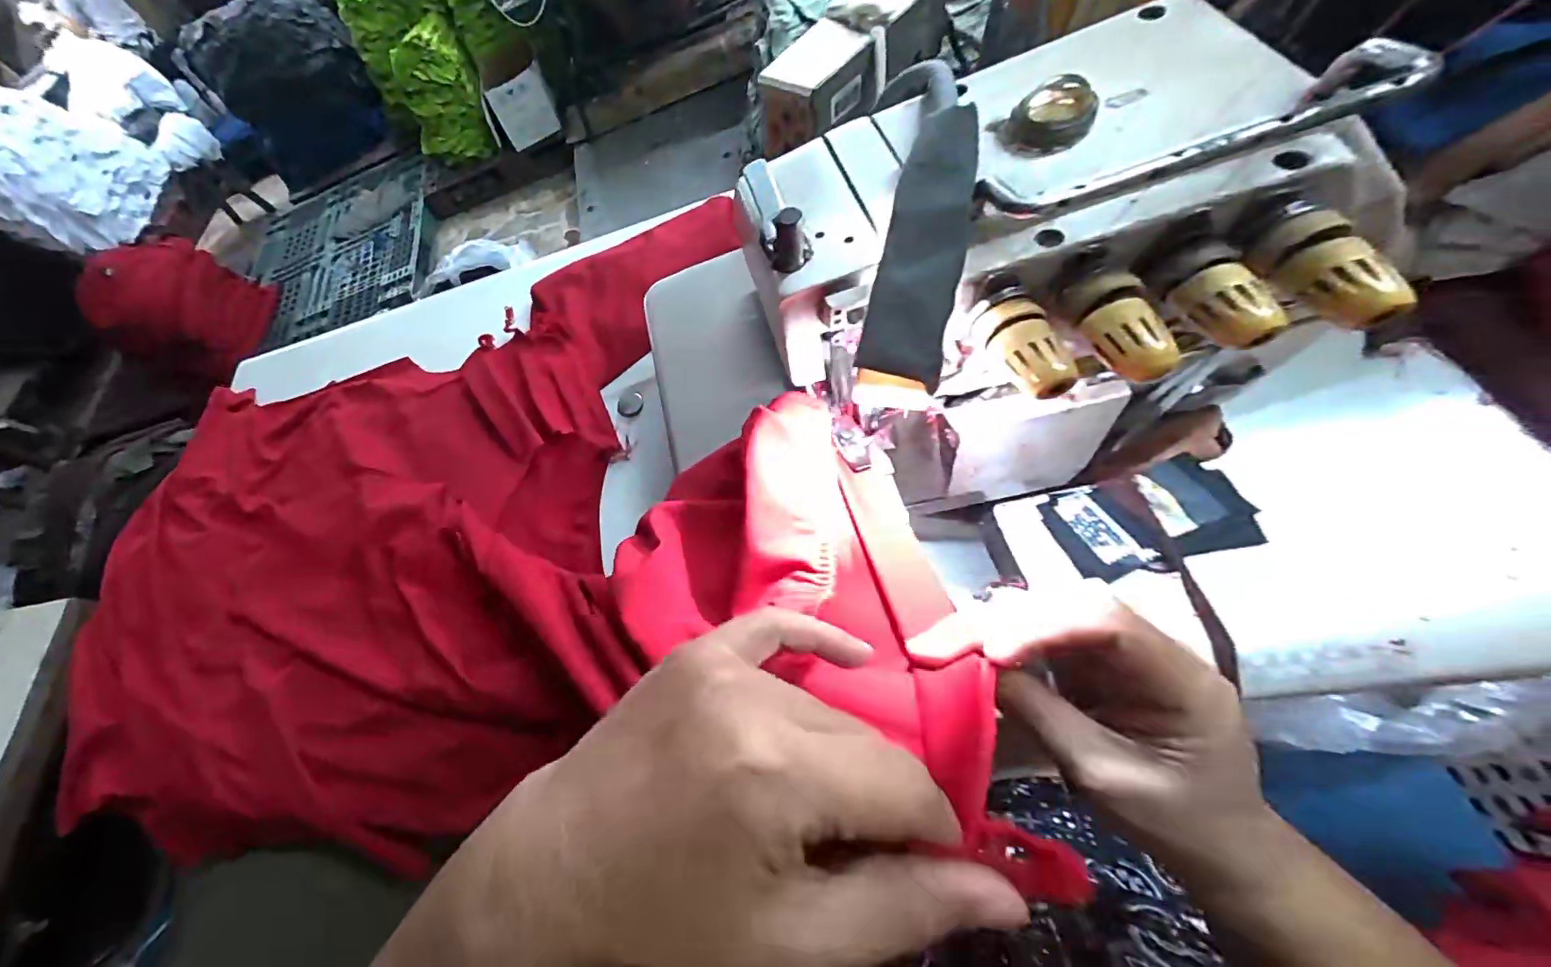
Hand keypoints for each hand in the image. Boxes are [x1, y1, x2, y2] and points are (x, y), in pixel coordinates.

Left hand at [376, 610, 1029, 966]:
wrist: (554, 875)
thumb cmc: (665, 927)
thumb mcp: (791, 945)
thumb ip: (904, 909)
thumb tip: (1007, 893)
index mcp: (775, 771)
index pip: (907, 790)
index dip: (933, 837)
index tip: (927, 873)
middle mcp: (747, 699)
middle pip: (866, 744)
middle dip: (881, 801)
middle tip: (855, 852)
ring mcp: (711, 666)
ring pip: (823, 706)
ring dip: (837, 754)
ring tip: (811, 807)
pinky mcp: (687, 655)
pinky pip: (764, 627)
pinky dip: (810, 638)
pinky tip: (851, 654)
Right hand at [905, 583, 1267, 876]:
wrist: (1219, 848)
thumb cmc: (1175, 822)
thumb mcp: (1105, 776)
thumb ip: (1043, 715)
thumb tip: (978, 666)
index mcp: (1182, 676)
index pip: (1105, 621)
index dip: (1041, 625)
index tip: (990, 654)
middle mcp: (1150, 646)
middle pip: (1065, 603)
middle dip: (998, 621)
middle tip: (938, 646)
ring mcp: (1118, 650)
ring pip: (1045, 610)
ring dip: (989, 624)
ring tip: (942, 645)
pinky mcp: (1091, 659)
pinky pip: (1037, 631)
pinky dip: (996, 637)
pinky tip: (965, 648)